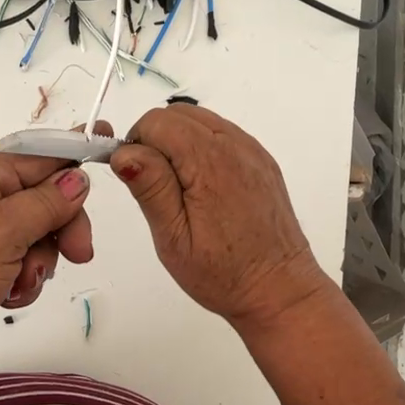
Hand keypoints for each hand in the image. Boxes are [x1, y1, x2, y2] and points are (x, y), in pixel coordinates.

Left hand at [0, 142, 96, 365]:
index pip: (38, 159)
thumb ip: (45, 203)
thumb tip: (76, 179)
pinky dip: (22, 282)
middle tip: (78, 255)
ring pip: (36, 239)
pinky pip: (20, 265)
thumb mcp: (2, 231)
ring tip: (19, 283)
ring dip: (38, 263)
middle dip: (59, 231)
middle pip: (42, 202)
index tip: (107, 161)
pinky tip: (9, 296)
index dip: (72, 164)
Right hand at [112, 104, 331, 328]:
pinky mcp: (261, 162)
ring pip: (200, 121)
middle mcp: (235, 148)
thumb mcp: (174, 239)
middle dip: (155, 140)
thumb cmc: (224, 274)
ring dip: (178, 143)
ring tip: (176, 190)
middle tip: (153, 187)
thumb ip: (151, 189)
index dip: (136, 144)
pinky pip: (222, 135)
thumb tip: (126, 152)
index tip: (135, 179)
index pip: (157, 122)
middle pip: (178, 114)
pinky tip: (200, 188)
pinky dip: (201, 149)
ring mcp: (252, 152)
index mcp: (210, 164)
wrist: (278, 289)